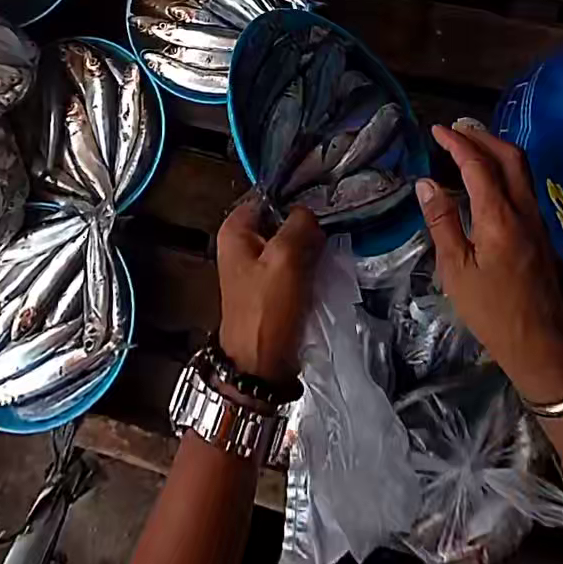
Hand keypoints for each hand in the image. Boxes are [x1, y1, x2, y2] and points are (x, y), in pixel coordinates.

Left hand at [216, 202, 323, 382]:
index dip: (294, 202)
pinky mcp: (270, 286)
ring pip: (290, 244)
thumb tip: (308, 213)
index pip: (268, 199)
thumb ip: (299, 226)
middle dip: (305, 228)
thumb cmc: (267, 309)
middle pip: (280, 221)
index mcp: (234, 229)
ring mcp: (255, 265)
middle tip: (327, 238)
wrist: (260, 364)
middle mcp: (240, 243)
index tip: (321, 211)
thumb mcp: (285, 259)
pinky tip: (324, 273)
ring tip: (328, 256)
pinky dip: (308, 268)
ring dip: (310, 250)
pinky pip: (293, 266)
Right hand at [418, 121, 562, 403]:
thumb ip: (442, 221)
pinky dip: (501, 167)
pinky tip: (483, 175)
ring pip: (521, 170)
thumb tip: (427, 183)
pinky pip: (521, 185)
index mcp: (499, 219)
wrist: (543, 346)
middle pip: (511, 158)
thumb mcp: (455, 267)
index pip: (478, 166)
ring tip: (467, 141)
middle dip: (482, 136)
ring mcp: (536, 222)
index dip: (457, 143)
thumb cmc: (491, 309)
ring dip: (494, 149)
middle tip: (455, 127)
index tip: (435, 130)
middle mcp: (523, 213)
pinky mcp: (538, 233)